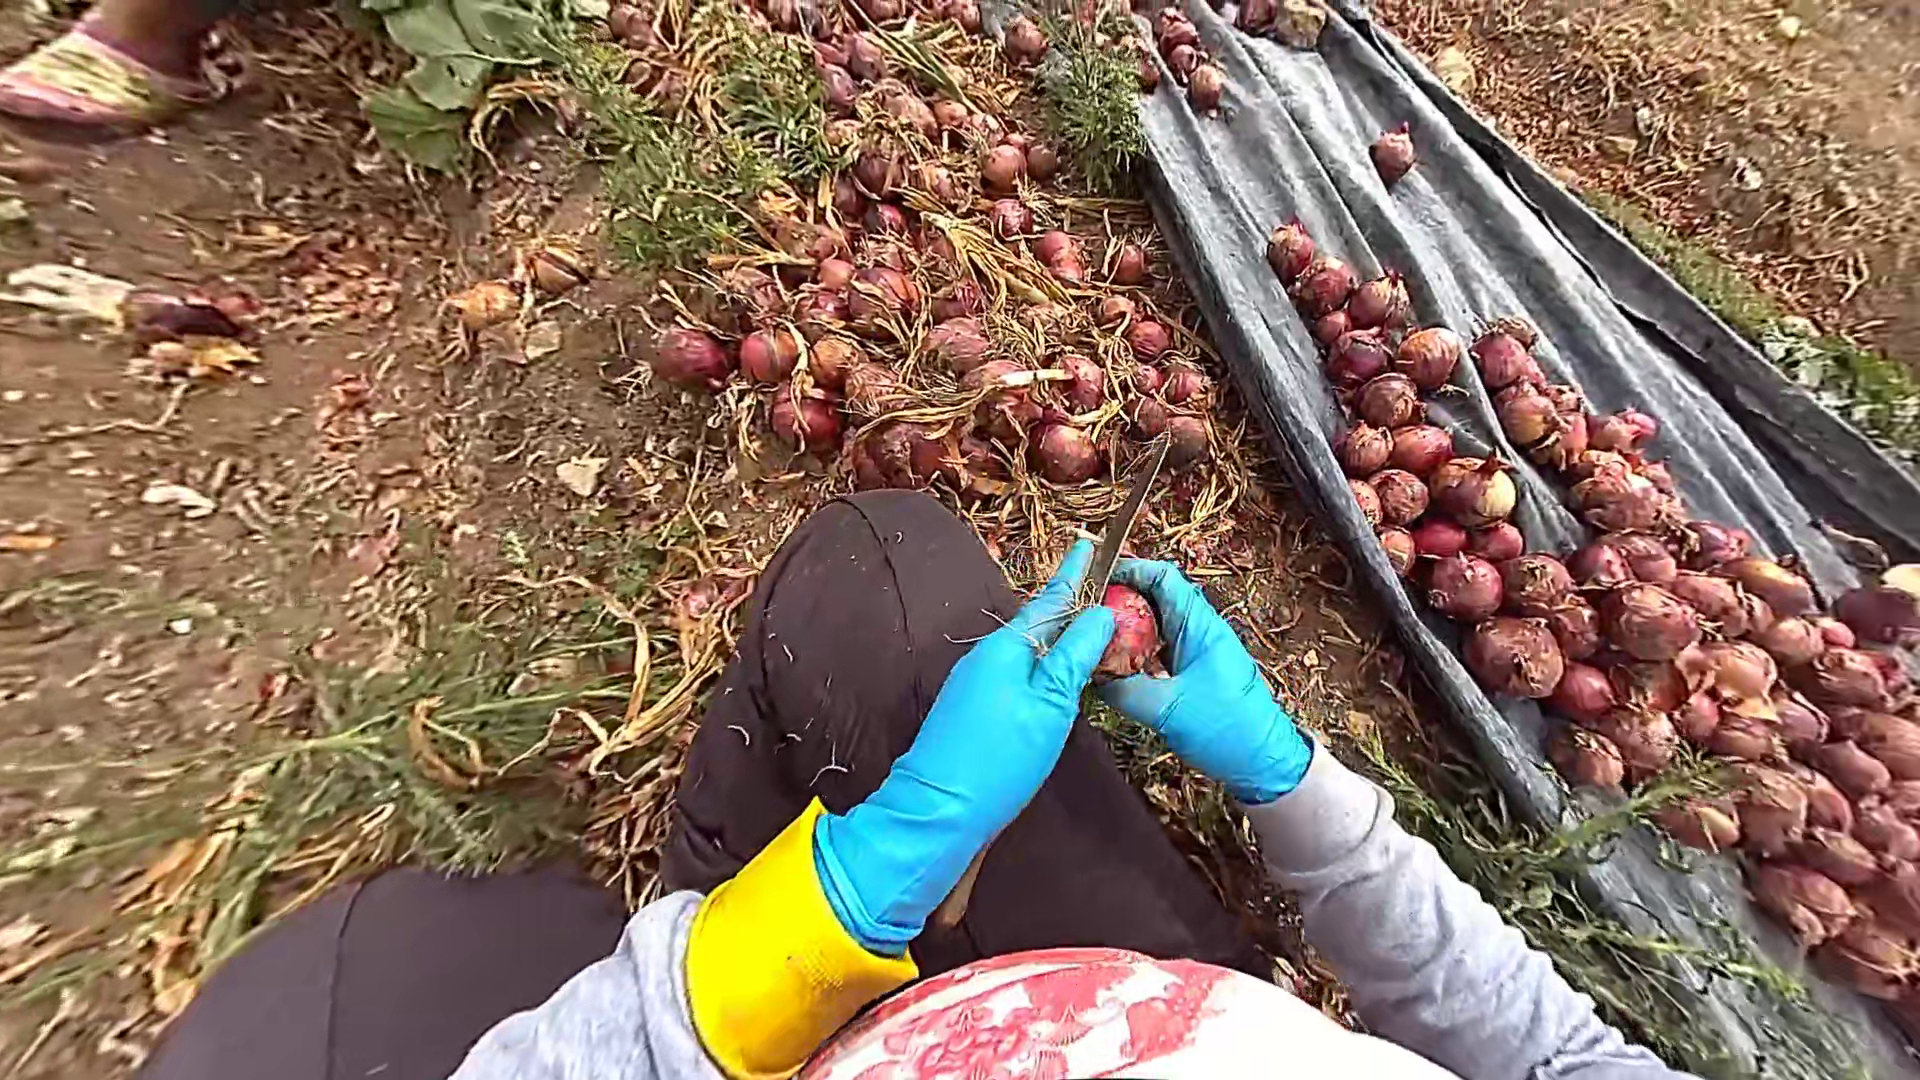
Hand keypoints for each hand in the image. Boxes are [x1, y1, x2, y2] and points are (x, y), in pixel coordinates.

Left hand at [815, 539, 1114, 953]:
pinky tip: (1054, 675)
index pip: (1051, 600)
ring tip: (1085, 626)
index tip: (1087, 542)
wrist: (940, 808)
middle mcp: (989, 654)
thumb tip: (1100, 613)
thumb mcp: (1050, 703)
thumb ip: (1075, 656)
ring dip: (1057, 637)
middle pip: (1039, 623)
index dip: (1074, 573)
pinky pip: (1017, 671)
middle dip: (1068, 606)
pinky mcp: (974, 704)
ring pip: (1028, 649)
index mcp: (1008, 646)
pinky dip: (1042, 666)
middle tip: (1098, 587)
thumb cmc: (1002, 755)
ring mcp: (977, 679)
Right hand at [1098, 559, 1310, 803]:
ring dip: (1123, 625)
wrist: (1266, 765)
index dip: (1129, 570)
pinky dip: (1132, 649)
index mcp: (1199, 626)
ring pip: (1151, 622)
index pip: (1162, 577)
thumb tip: (1090, 674)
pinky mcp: (1189, 669)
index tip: (1096, 580)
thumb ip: (1123, 689)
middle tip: (1085, 611)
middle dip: (1117, 598)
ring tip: (1092, 635)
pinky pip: (1154, 647)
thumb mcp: (1167, 710)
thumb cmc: (1227, 730)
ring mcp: (1193, 649)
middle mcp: (1196, 630)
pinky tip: (1112, 663)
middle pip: (1151, 596)